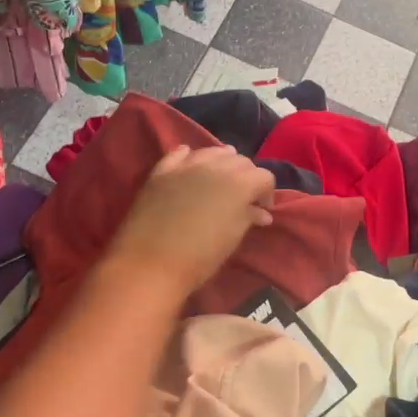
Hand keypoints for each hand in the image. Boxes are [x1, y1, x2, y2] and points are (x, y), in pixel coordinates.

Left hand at [107, 145, 275, 295]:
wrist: (150, 264)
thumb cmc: (200, 257)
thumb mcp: (232, 239)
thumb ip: (249, 218)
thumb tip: (261, 213)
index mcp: (239, 184)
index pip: (264, 176)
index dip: (267, 192)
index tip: (261, 210)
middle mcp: (215, 167)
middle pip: (240, 161)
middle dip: (247, 176)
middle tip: (243, 197)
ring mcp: (186, 166)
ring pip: (212, 152)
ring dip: (222, 162)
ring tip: (220, 179)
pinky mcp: (161, 171)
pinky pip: (179, 154)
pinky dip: (189, 157)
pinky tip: (190, 164)